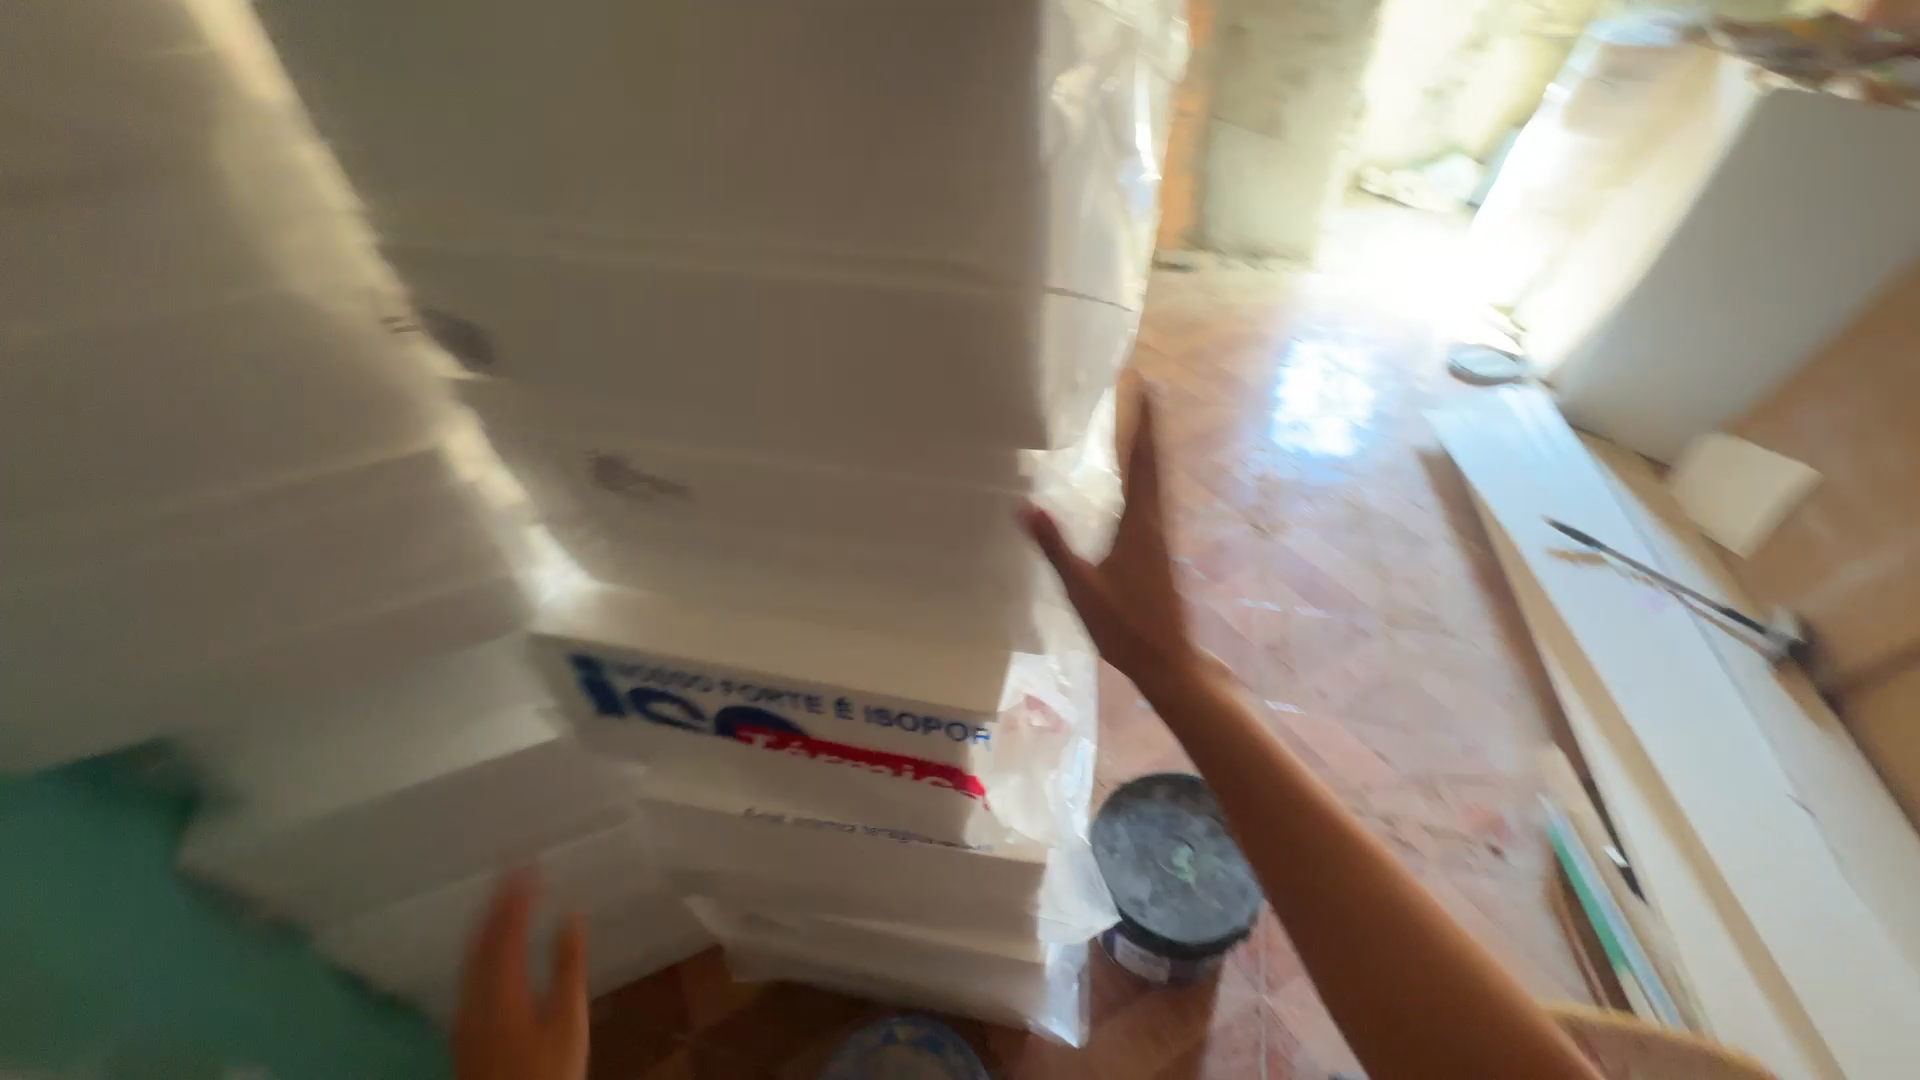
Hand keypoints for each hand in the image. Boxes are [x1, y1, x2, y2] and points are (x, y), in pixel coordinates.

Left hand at [453, 870, 588, 1079]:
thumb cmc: (548, 1073)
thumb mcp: (568, 1018)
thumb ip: (567, 963)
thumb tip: (570, 914)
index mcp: (500, 988)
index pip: (506, 929)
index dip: (517, 894)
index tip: (529, 863)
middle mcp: (475, 997)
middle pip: (480, 940)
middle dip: (497, 903)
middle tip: (515, 870)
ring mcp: (465, 1017)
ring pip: (471, 957)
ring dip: (487, 923)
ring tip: (505, 899)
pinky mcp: (465, 1032)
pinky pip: (470, 972)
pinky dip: (483, 947)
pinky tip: (494, 950)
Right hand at [1022, 372, 1195, 681]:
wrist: (1167, 658)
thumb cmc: (1125, 624)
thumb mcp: (1082, 587)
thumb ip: (1055, 546)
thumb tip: (1026, 506)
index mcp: (1140, 524)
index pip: (1143, 463)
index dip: (1145, 426)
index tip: (1147, 390)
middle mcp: (1157, 523)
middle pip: (1155, 465)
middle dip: (1149, 429)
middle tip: (1145, 395)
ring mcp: (1162, 537)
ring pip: (1158, 482)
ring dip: (1150, 451)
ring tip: (1139, 426)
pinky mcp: (1161, 552)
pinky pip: (1154, 500)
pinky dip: (1147, 477)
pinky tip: (1135, 484)